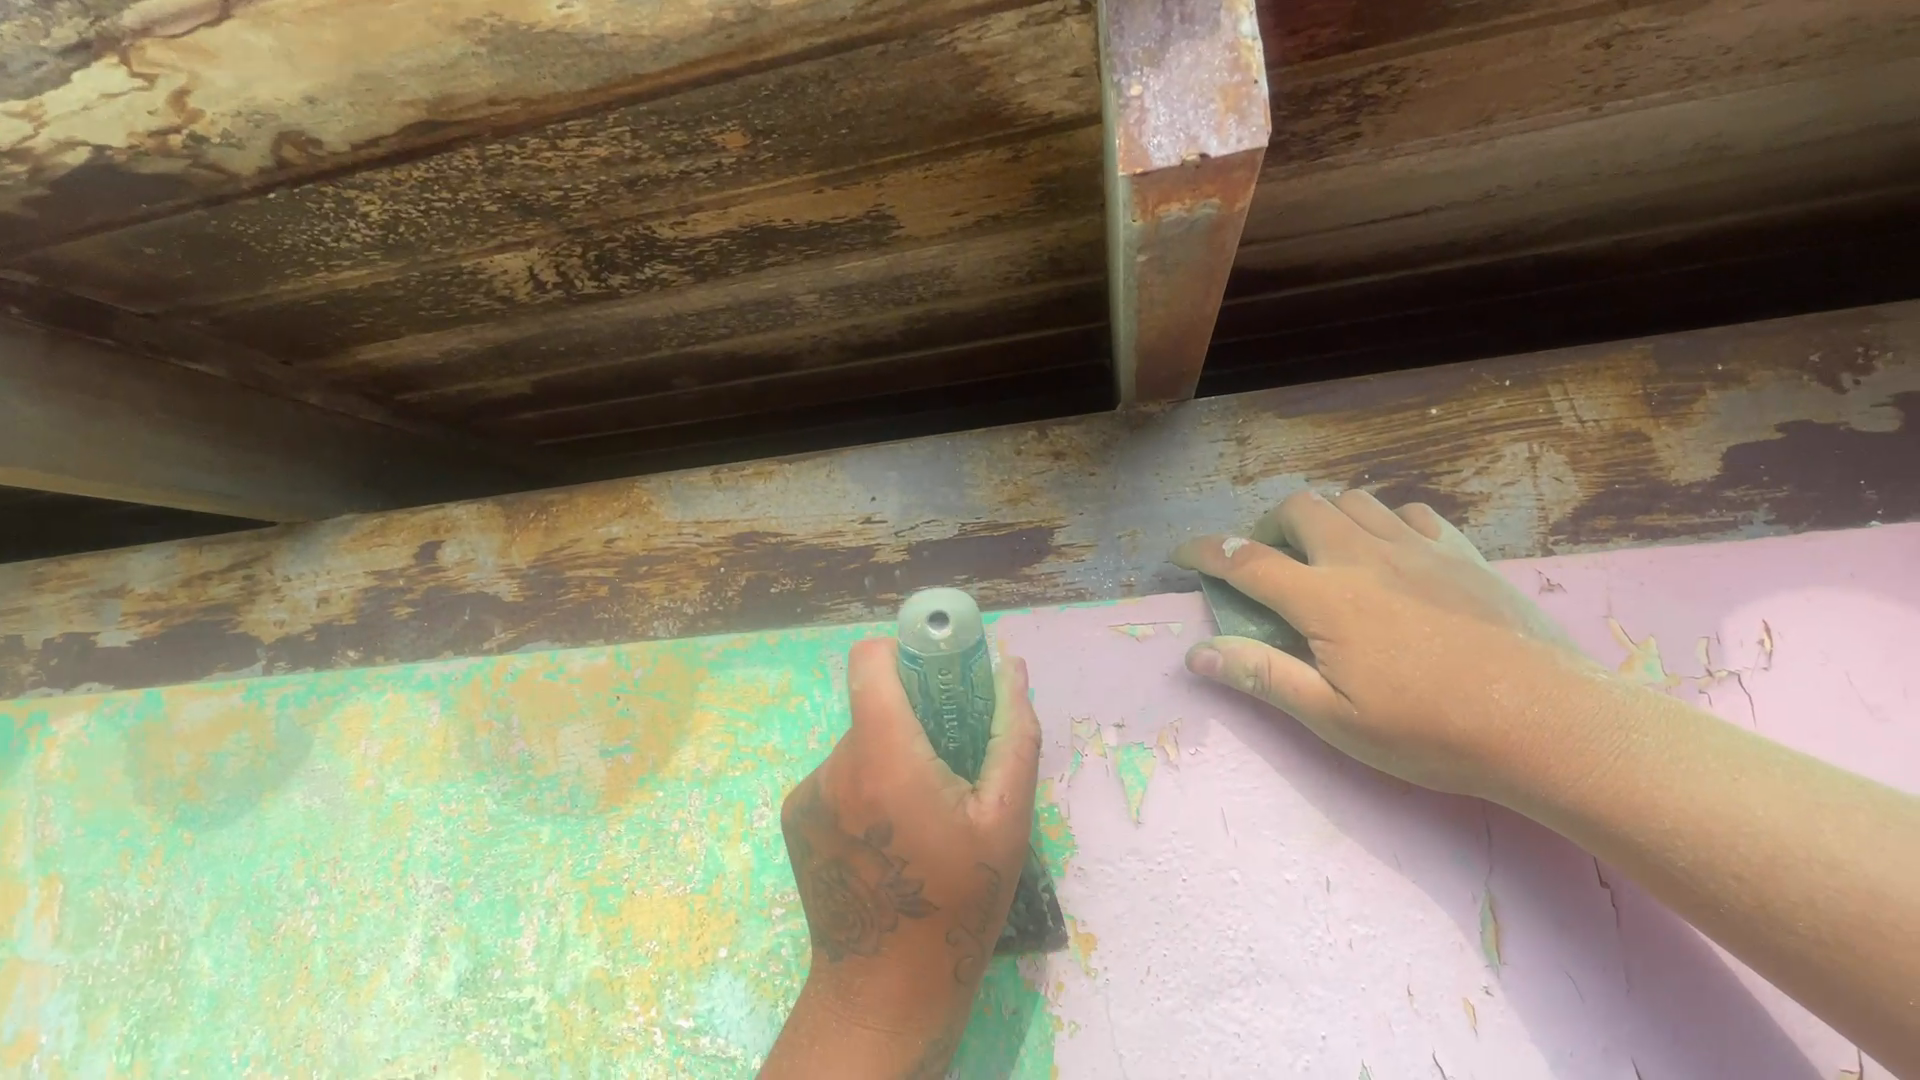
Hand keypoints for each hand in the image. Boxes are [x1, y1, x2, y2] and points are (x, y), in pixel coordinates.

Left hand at [764, 637, 1040, 1073]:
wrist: (886, 990)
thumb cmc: (958, 902)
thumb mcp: (1006, 819)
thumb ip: (1013, 733)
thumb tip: (1011, 669)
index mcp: (882, 755)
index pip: (870, 659)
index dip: (905, 654)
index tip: (939, 680)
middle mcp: (833, 764)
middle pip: (873, 705)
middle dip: (913, 720)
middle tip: (950, 766)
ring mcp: (806, 793)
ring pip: (858, 743)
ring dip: (891, 758)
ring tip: (922, 815)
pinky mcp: (793, 818)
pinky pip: (838, 777)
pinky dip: (867, 788)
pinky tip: (891, 838)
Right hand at [1173, 490, 1598, 799]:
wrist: (1549, 723)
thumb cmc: (1431, 732)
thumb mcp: (1333, 719)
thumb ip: (1262, 677)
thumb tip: (1196, 654)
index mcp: (1325, 598)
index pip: (1245, 560)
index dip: (1205, 552)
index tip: (1182, 553)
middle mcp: (1364, 557)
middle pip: (1299, 508)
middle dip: (1268, 526)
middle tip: (1268, 563)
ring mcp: (1418, 548)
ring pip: (1354, 500)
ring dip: (1324, 518)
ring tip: (1324, 555)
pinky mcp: (1463, 553)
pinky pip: (1410, 513)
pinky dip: (1383, 523)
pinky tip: (1390, 555)